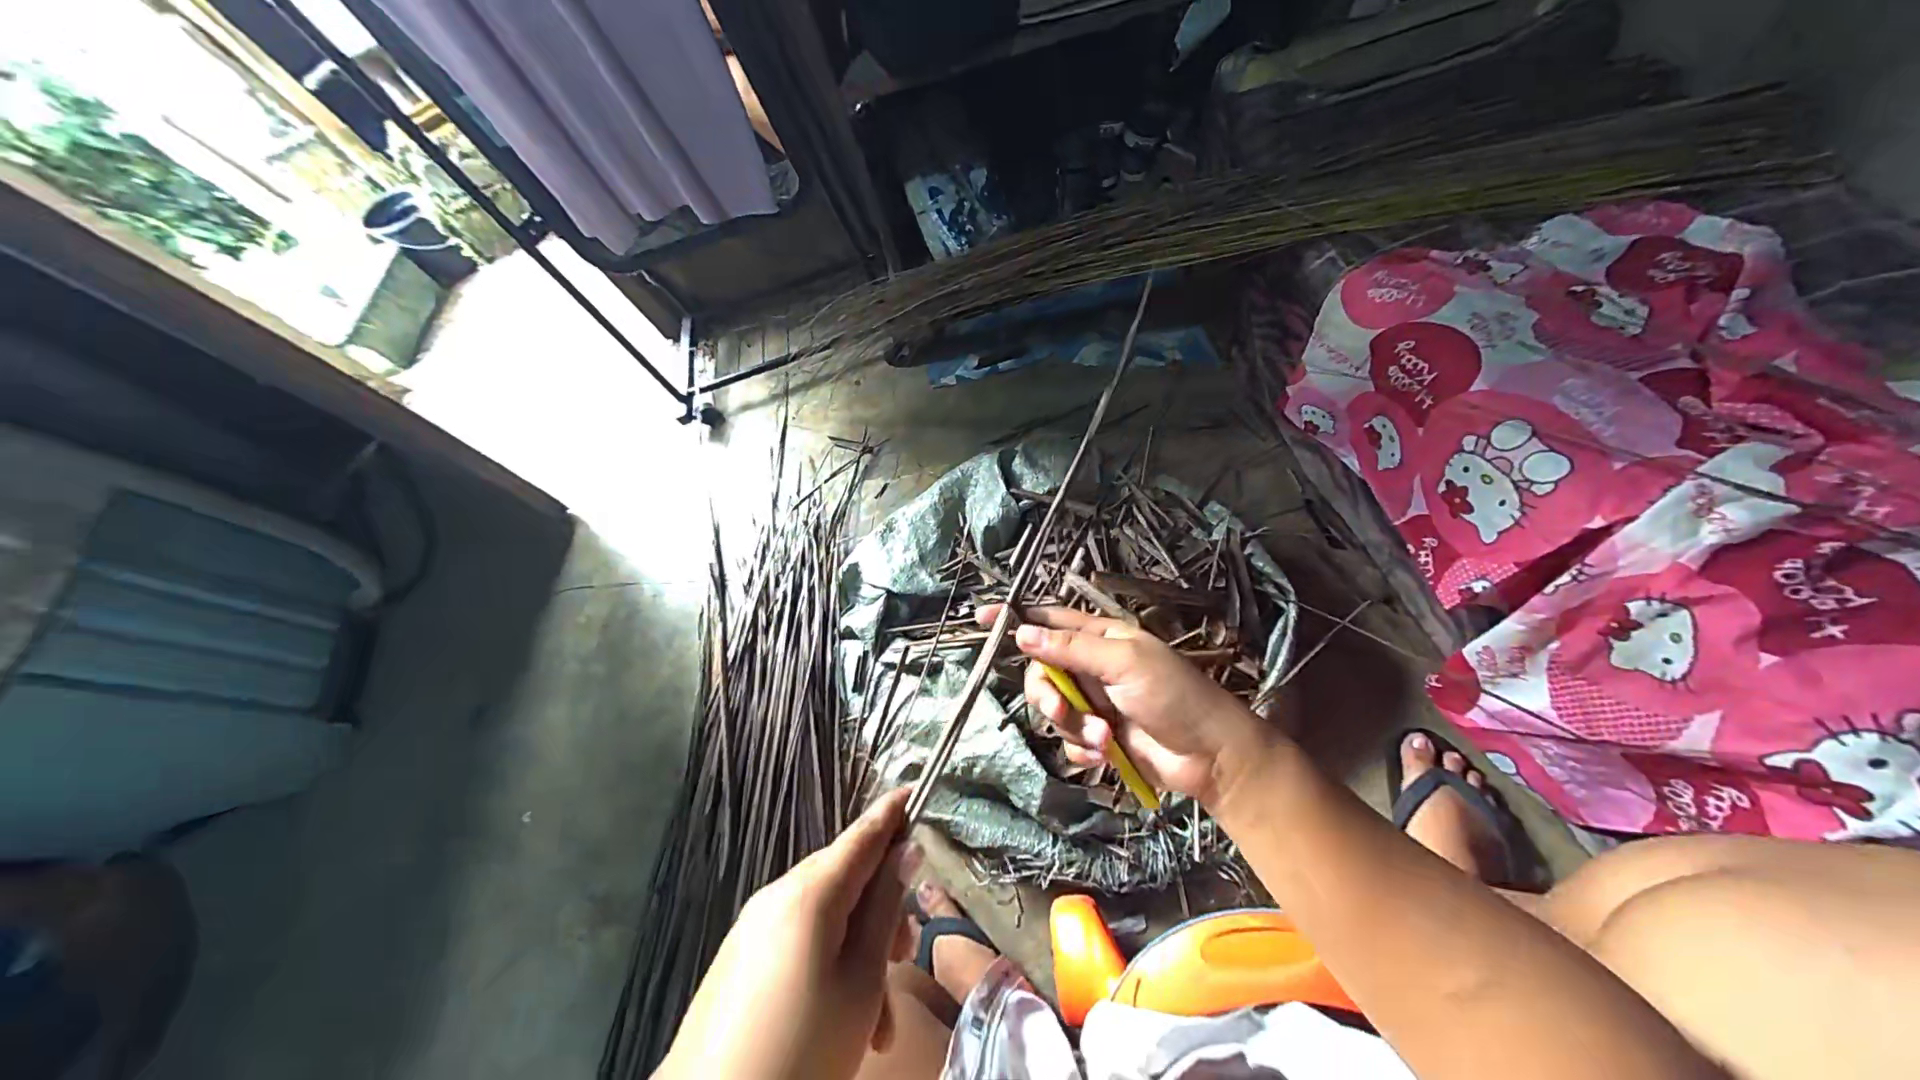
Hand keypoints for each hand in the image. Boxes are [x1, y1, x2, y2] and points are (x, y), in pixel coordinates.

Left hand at [655, 787, 915, 1079]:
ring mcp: (753, 925)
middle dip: (882, 908)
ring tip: (876, 1017)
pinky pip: (797, 938)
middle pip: (846, 878)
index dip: (891, 814)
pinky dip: (827, 960)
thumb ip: (885, 910)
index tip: (913, 792)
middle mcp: (778, 894)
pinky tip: (838, 1012)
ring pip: (825, 915)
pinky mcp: (739, 957)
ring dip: (859, 948)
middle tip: (907, 955)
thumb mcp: (862, 981)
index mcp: (811, 892)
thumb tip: (903, 851)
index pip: (862, 835)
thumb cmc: (805, 1045)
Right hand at [978, 605, 1284, 807]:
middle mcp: (1093, 668)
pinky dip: (1083, 750)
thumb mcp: (1124, 662)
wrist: (1211, 756)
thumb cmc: (1174, 696)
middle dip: (1050, 697)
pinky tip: (1106, 754)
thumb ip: (1071, 649)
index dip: (1017, 618)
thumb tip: (1022, 632)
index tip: (982, 617)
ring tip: (1105, 738)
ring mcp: (1095, 703)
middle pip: (1042, 673)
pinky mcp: (1098, 737)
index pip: (1049, 621)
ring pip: (1053, 711)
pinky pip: (1068, 741)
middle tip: (1067, 711)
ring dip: (1074, 728)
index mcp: (1101, 638)